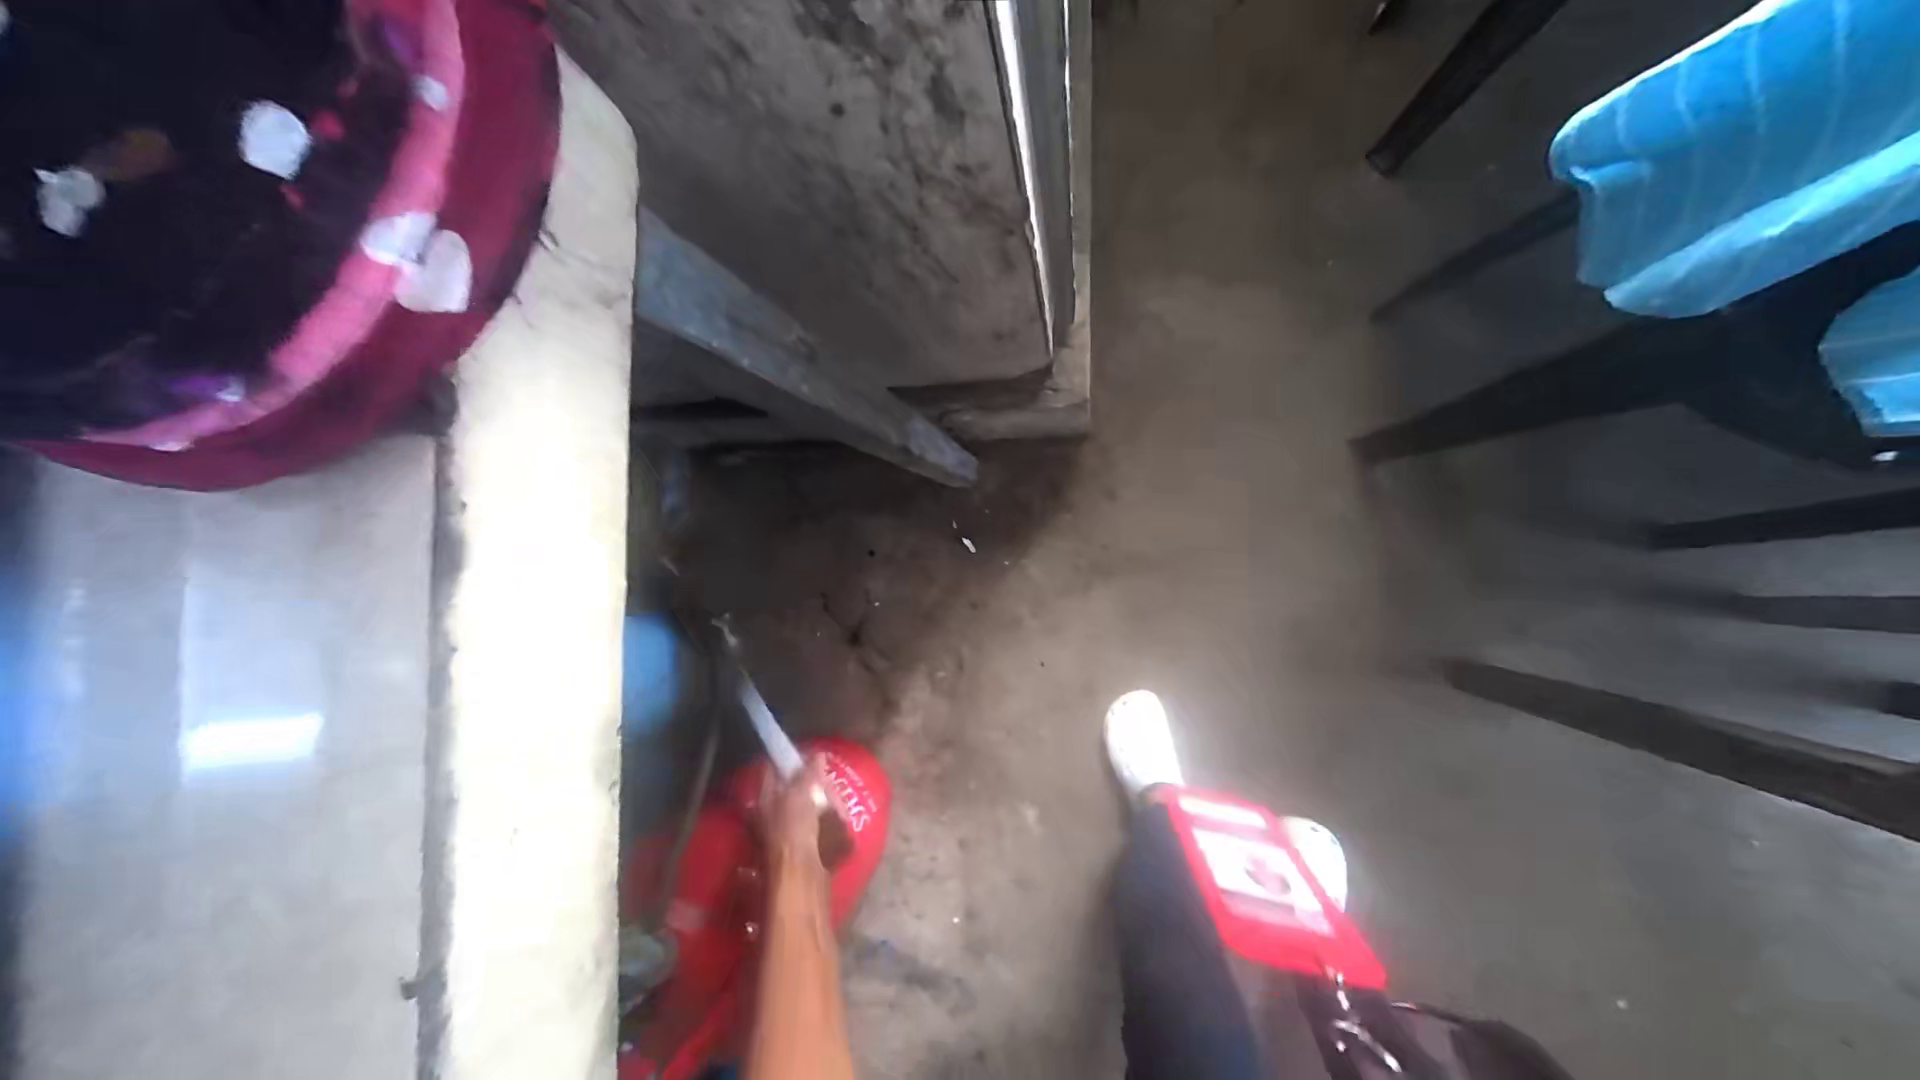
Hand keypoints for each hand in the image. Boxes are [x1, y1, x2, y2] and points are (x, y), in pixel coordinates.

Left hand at [761, 755, 832, 871]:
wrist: (798, 877)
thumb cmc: (794, 831)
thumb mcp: (801, 795)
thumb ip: (808, 773)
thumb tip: (818, 755)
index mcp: (765, 799)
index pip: (772, 770)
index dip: (787, 759)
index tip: (806, 755)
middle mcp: (771, 815)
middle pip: (791, 790)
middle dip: (810, 784)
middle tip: (826, 782)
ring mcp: (785, 834)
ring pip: (805, 809)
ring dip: (821, 804)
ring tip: (836, 803)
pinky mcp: (801, 850)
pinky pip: (816, 828)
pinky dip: (827, 823)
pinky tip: (838, 822)